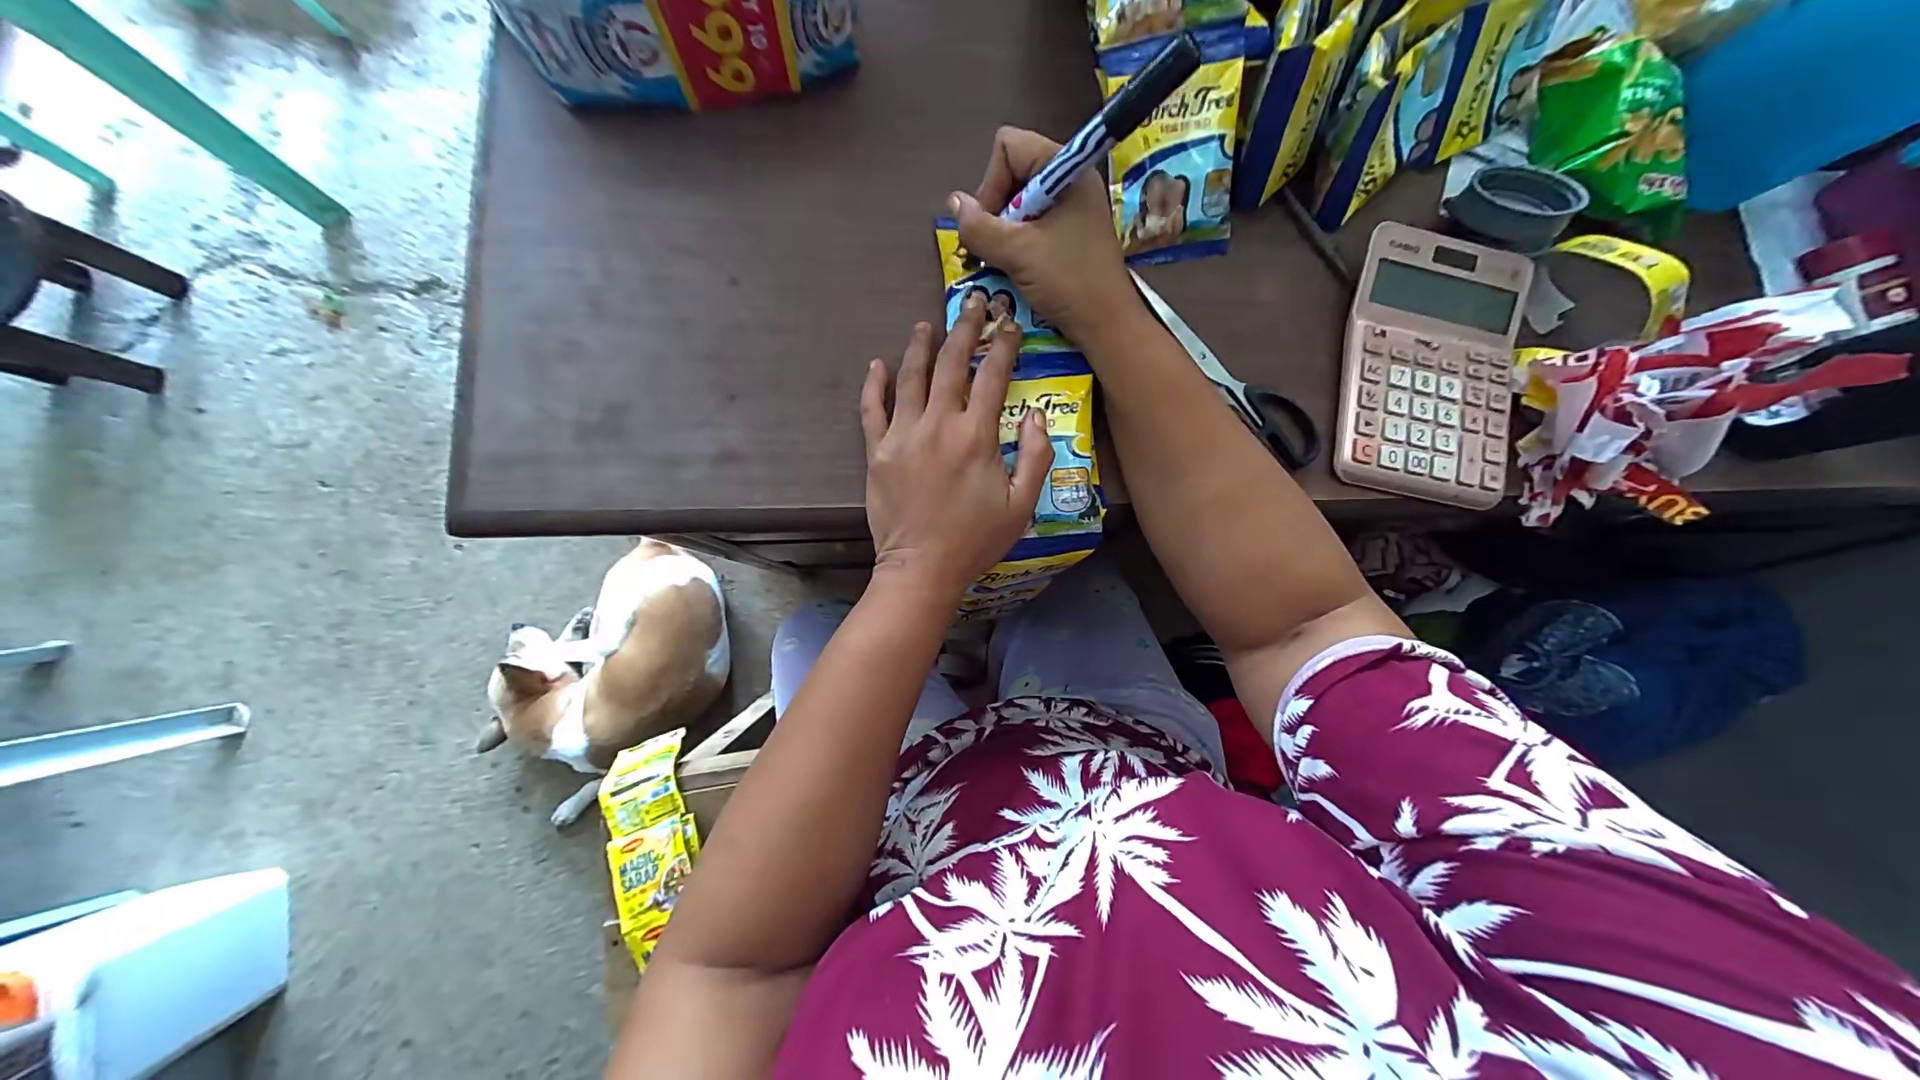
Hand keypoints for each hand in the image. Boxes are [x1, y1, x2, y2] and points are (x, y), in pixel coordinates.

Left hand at [861, 297, 1050, 597]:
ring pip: (910, 378)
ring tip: (927, 324)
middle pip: (951, 364)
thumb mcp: (1021, 505)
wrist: (921, 568)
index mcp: (976, 436)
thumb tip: (1036, 416)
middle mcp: (938, 425)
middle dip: (964, 329)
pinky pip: (872, 409)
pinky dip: (874, 384)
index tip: (1009, 324)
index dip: (1003, 345)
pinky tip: (878, 365)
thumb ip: (1035, 457)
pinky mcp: (877, 452)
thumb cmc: (975, 540)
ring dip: (920, 347)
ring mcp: (903, 435)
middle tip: (972, 305)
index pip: (993, 376)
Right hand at [948, 126, 1142, 343]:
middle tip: (995, 246)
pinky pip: (1030, 222)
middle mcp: (1069, 179)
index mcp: (1065, 169)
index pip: (1009, 147)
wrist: (1106, 324)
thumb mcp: (1018, 253)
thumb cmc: (1068, 282)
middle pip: (1011, 172)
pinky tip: (1016, 266)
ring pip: (1017, 201)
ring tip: (1004, 260)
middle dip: (995, 208)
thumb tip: (953, 203)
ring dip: (1003, 230)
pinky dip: (1016, 241)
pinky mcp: (1068, 230)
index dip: (990, 182)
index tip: (992, 224)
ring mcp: (1070, 206)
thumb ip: (980, 227)